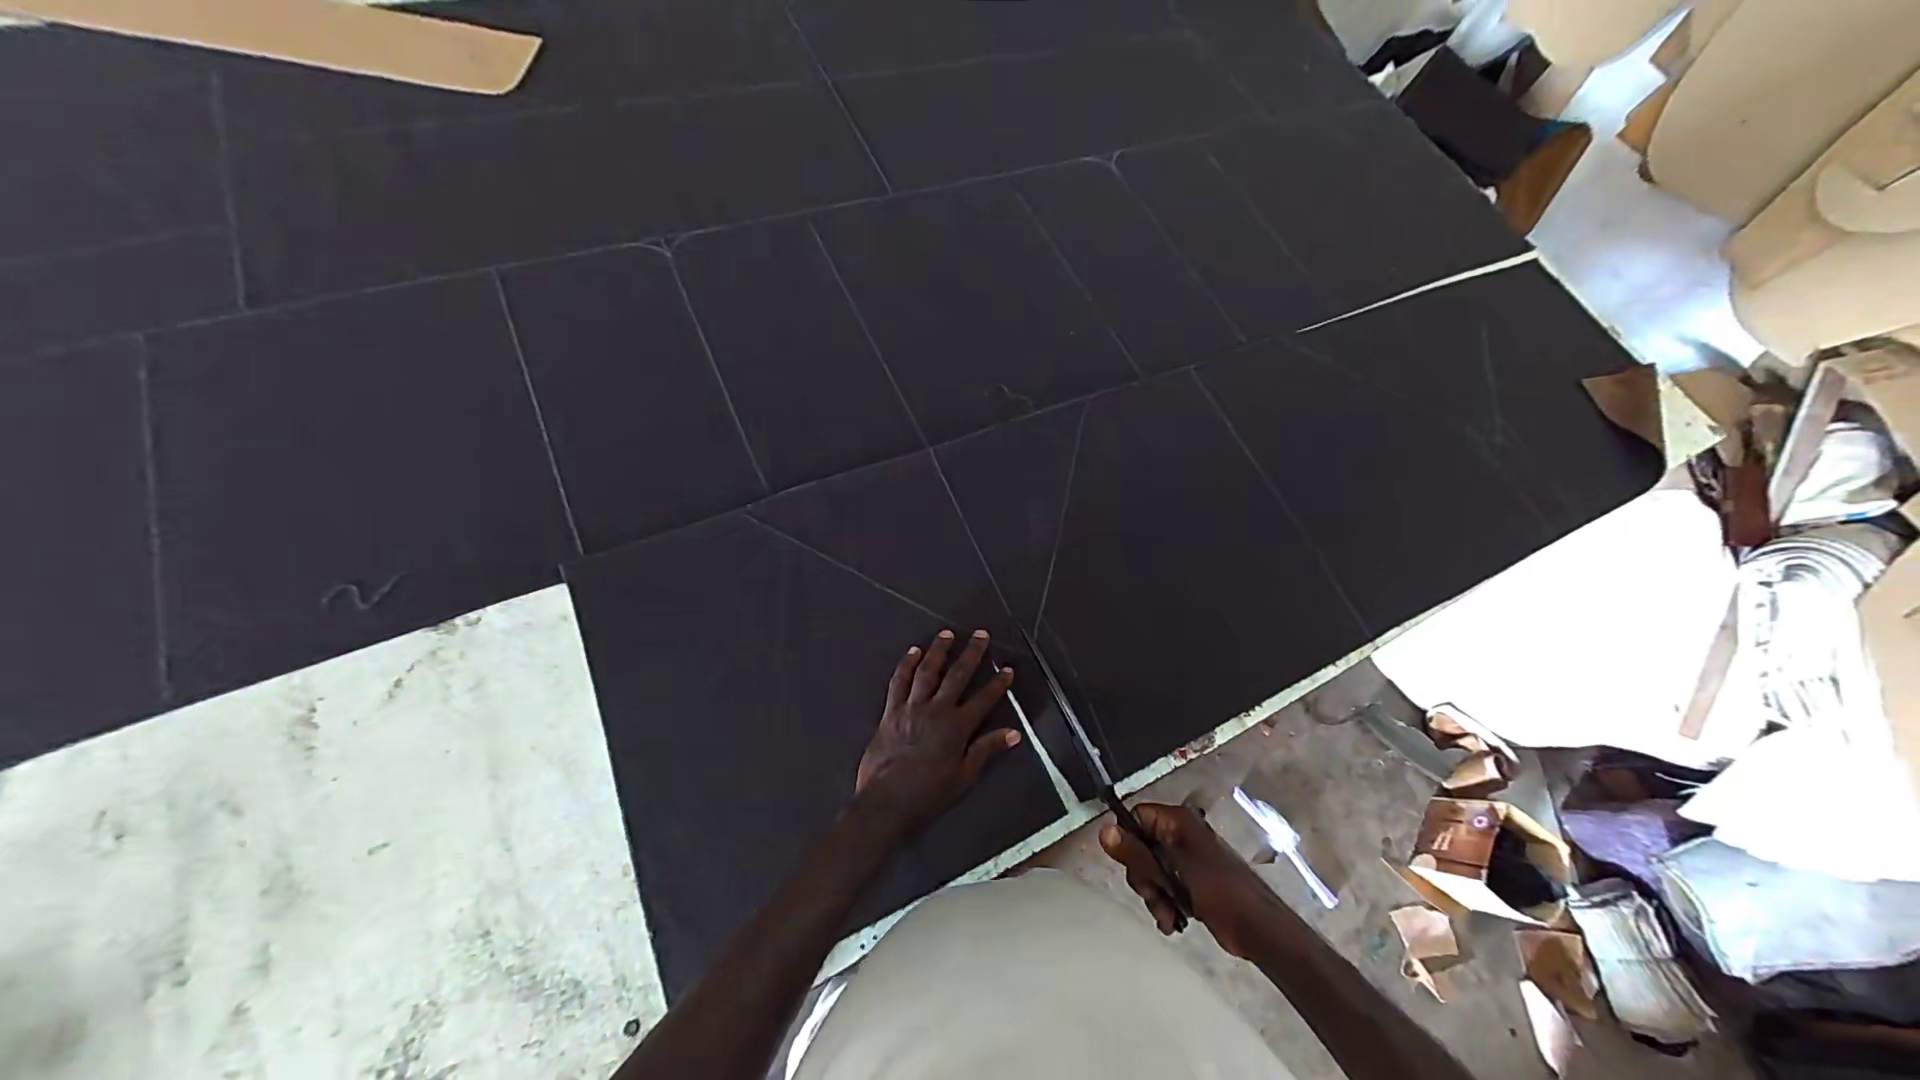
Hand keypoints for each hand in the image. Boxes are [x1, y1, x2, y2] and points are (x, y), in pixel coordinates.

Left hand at [853, 629, 1020, 839]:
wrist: (886, 802)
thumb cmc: (928, 794)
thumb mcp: (964, 776)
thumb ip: (986, 750)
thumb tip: (1013, 733)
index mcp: (956, 727)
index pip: (983, 699)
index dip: (998, 683)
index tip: (1008, 669)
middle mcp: (935, 711)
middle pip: (957, 676)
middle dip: (971, 654)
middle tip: (981, 635)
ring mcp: (911, 708)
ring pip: (927, 671)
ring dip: (938, 650)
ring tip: (947, 633)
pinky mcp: (890, 712)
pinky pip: (899, 682)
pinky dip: (906, 664)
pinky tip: (912, 652)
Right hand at [1100, 803, 1289, 959]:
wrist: (1260, 930)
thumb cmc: (1221, 893)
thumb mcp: (1173, 873)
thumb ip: (1137, 854)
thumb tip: (1104, 831)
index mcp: (1179, 822)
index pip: (1136, 817)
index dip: (1129, 840)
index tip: (1133, 865)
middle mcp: (1181, 834)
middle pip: (1140, 846)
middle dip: (1144, 876)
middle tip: (1156, 894)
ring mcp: (1186, 858)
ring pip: (1150, 869)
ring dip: (1154, 894)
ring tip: (1168, 915)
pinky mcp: (1191, 880)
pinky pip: (1164, 885)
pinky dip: (1164, 902)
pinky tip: (1172, 920)